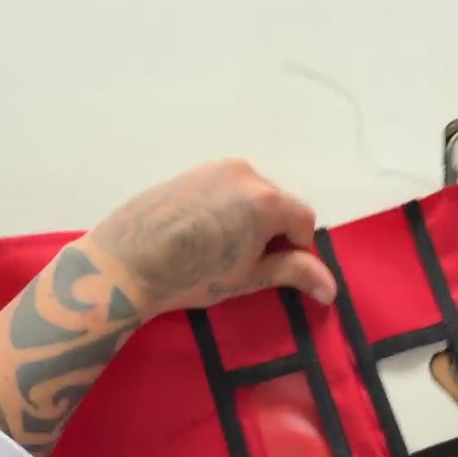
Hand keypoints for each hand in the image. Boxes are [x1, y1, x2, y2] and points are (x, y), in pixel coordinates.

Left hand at [82, 160, 336, 316]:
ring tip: (220, 251)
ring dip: (249, 220)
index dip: (297, 250)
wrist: (125, 263)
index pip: (303, 220)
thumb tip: (332, 288)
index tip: (275, 271)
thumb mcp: (248, 277)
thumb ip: (294, 273)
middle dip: (272, 233)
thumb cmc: (192, 275)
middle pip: (278, 204)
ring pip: (251, 196)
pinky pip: (225, 189)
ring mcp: (215, 168)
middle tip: (246, 264)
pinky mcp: (191, 171)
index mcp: (266, 198)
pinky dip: (226, 210)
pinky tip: (201, 235)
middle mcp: (245, 173)